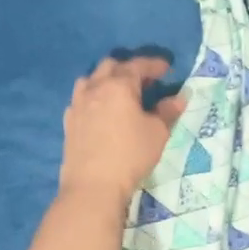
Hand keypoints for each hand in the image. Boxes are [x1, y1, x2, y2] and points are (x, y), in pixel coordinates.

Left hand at [59, 56, 186, 202]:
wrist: (93, 185)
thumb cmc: (131, 155)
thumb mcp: (157, 133)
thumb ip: (168, 112)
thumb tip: (179, 98)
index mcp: (118, 86)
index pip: (137, 65)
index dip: (154, 64)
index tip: (167, 67)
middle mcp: (95, 88)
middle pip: (110, 66)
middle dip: (128, 68)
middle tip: (144, 80)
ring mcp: (78, 104)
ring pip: (91, 79)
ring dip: (107, 79)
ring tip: (120, 92)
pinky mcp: (69, 121)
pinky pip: (81, 98)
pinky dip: (94, 97)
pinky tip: (101, 111)